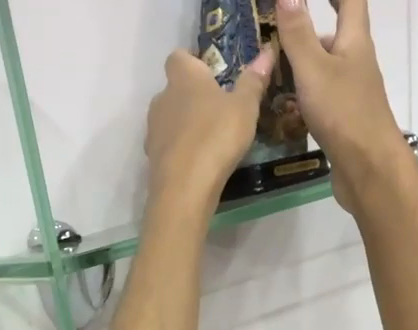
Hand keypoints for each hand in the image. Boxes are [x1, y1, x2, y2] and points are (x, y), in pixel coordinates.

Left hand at [145, 46, 275, 210]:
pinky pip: (167, 145)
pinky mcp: (151, 158)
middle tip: (215, 108)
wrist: (184, 189)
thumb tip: (266, 52)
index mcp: (183, 77)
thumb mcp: (244, 107)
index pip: (178, 57)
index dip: (192, 61)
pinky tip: (196, 160)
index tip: (209, 72)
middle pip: (173, 90)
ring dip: (184, 124)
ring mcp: (153, 130)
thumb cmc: (216, 137)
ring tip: (207, 136)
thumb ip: (253, 81)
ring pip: (168, 119)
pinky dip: (179, 148)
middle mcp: (161, 99)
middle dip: (190, 96)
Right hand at [272, 0, 407, 204]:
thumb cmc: (343, 113)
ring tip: (273, 67)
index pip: (350, 0)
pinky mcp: (343, 118)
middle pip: (336, 34)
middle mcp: (356, 62)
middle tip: (283, 26)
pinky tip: (284, 104)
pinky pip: (321, 95)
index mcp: (354, 41)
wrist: (367, 167)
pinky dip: (303, 92)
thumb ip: (298, 34)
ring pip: (325, 67)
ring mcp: (351, 92)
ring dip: (303, 63)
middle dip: (313, 26)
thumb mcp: (313, 70)